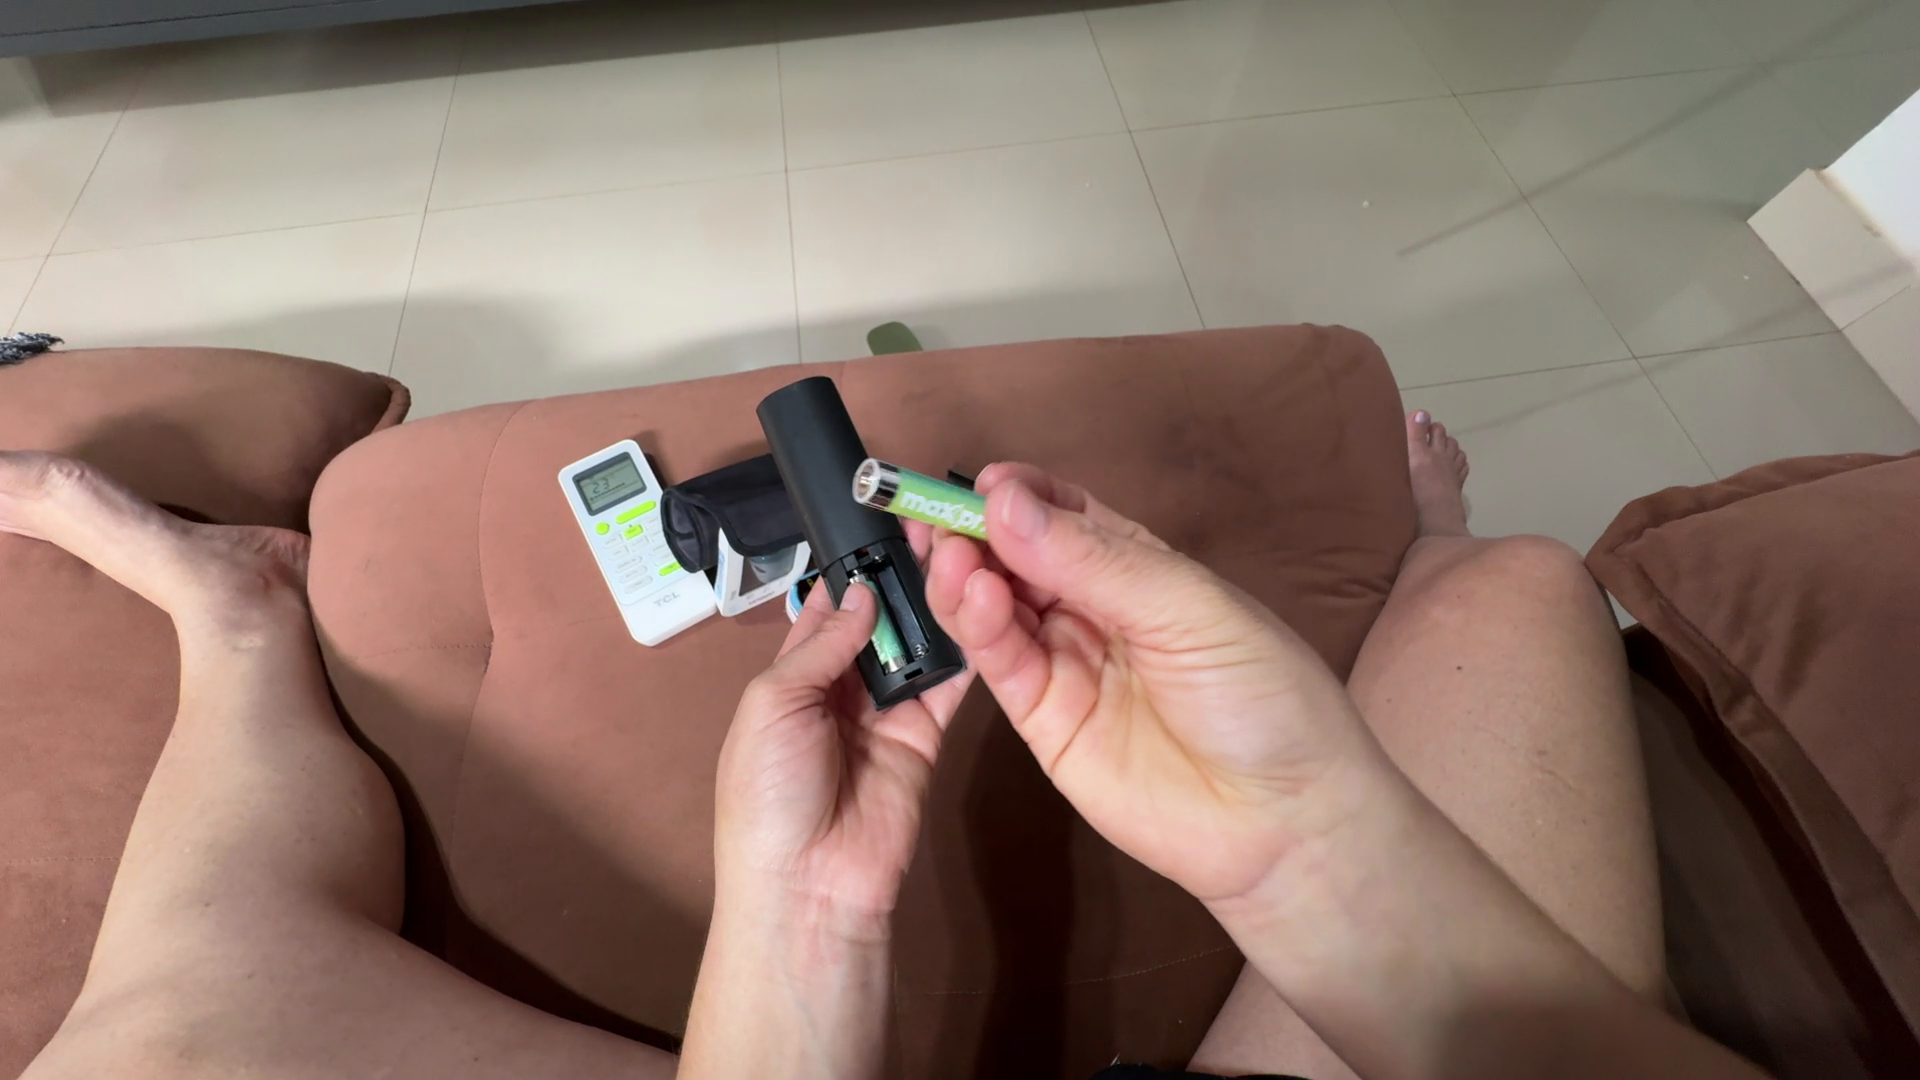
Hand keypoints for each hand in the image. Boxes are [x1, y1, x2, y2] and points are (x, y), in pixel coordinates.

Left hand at [714, 535, 974, 917]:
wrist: (811, 883)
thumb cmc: (770, 789)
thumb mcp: (773, 706)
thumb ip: (820, 646)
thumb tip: (861, 593)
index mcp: (792, 678)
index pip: (824, 612)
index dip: (849, 573)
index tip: (879, 528)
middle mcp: (841, 687)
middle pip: (875, 623)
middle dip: (897, 582)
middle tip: (930, 533)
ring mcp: (886, 710)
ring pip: (912, 646)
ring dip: (931, 606)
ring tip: (959, 556)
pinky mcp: (926, 733)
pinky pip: (946, 684)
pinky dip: (963, 650)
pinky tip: (981, 608)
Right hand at [923, 464, 1385, 904]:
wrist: (1281, 822)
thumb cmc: (1257, 692)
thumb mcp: (1186, 608)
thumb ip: (1092, 560)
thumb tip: (1004, 501)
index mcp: (1132, 564)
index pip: (1062, 513)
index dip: (1021, 494)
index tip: (986, 483)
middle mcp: (1088, 605)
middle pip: (1015, 556)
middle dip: (975, 532)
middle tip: (940, 518)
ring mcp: (1060, 660)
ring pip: (995, 606)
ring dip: (966, 576)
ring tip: (951, 556)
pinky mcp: (1039, 715)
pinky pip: (999, 661)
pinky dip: (978, 627)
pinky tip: (971, 597)